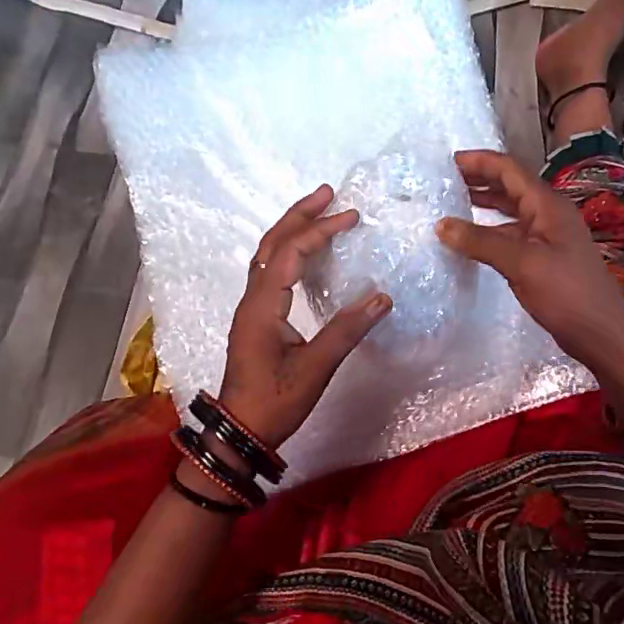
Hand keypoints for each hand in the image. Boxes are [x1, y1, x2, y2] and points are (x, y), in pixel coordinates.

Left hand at [218, 184, 392, 447]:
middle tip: (327, 193)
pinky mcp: (255, 321)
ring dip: (290, 231)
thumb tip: (382, 297)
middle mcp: (251, 300)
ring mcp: (250, 310)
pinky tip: (305, 257)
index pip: (290, 253)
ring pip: (266, 257)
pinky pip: (269, 274)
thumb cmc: (275, 402)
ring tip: (318, 213)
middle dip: (299, 215)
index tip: (351, 216)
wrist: (241, 431)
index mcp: (262, 306)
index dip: (320, 230)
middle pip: (271, 244)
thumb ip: (347, 330)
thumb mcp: (316, 368)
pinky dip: (287, 254)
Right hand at [436, 150, 623, 413]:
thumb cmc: (567, 294)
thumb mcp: (522, 264)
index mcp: (548, 206)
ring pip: (512, 211)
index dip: (480, 162)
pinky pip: (513, 235)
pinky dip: (491, 231)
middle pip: (511, 186)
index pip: (510, 170)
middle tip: (444, 181)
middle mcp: (549, 215)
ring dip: (485, 204)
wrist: (601, 332)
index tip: (447, 161)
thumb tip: (441, 224)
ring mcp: (549, 237)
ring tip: (453, 204)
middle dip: (480, 179)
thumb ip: (482, 242)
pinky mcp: (545, 259)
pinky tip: (473, 241)